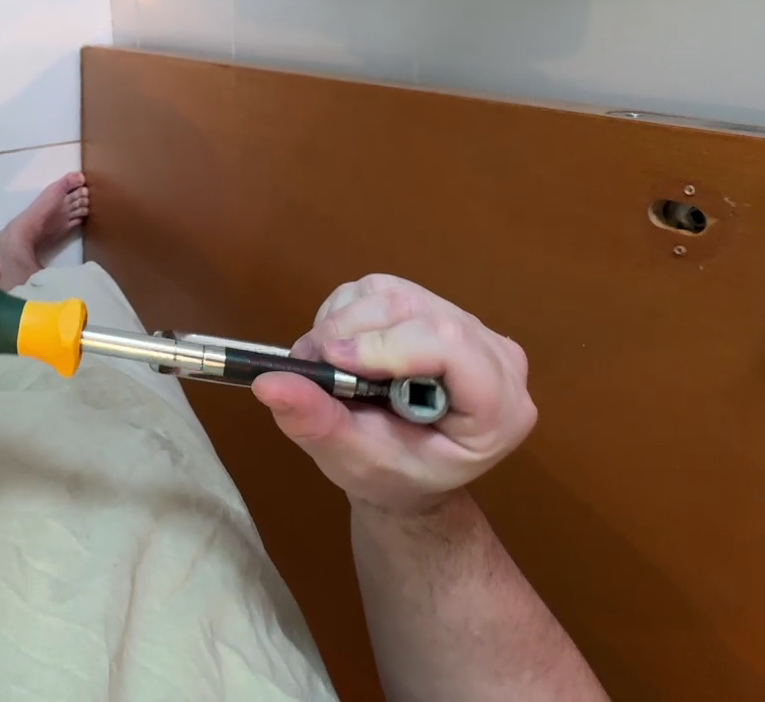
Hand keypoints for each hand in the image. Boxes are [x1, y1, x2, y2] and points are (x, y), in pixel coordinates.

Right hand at [251, 274, 535, 514]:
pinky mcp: (431, 306)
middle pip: (414, 310)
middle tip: (308, 365)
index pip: (452, 345)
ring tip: (322, 363)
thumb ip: (316, 422)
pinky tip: (341, 347)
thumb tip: (266, 383)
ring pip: (391, 293)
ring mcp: (466, 325)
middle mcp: (495, 357)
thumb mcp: (352, 460)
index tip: (330, 362)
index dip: (386, 344)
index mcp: (499, 408)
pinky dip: (343, 311)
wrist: (403, 470)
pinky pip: (378, 288)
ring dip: (340, 322)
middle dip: (348, 332)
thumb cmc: (390, 476)